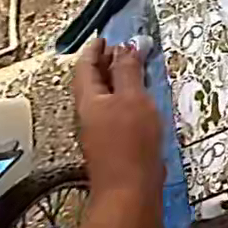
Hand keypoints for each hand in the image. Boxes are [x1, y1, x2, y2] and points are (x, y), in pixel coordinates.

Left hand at [71, 38, 162, 200]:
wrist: (130, 189)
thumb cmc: (131, 140)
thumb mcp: (132, 98)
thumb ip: (128, 71)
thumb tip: (126, 46)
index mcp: (89, 100)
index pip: (86, 68)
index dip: (94, 51)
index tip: (105, 38)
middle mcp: (90, 113)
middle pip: (93, 82)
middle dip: (106, 63)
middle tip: (124, 48)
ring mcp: (101, 129)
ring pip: (106, 96)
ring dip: (118, 79)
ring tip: (136, 67)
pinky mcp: (115, 142)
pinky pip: (117, 109)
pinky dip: (126, 95)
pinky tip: (142, 97)